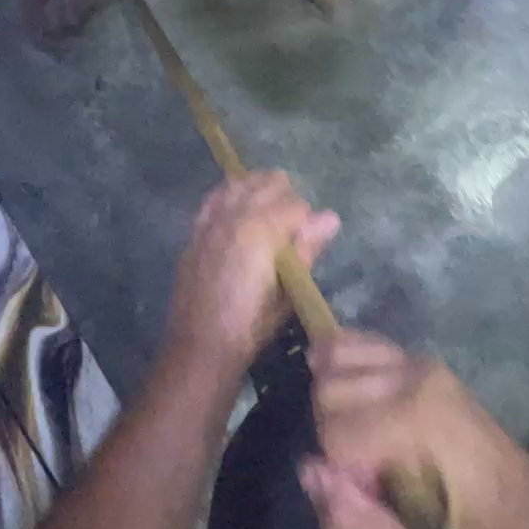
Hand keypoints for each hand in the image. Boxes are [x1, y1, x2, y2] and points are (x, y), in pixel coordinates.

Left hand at [164, 171, 339, 374]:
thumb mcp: (287, 293)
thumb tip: (331, 217)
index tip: (309, 240)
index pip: (296, 205)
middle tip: (293, 225)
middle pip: (269, 184)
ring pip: (241, 183)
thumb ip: (307, 249)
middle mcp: (237, 215)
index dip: (308, 220)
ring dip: (259, 188)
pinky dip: (231, 193)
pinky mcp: (197, 230)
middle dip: (286, 197)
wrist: (201, 345)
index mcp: (263, 230)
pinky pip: (215, 197)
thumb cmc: (251, 326)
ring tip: (270, 207)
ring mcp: (213, 220)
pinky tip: (238, 202)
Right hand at [300, 332, 519, 528]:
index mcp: (421, 415)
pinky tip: (351, 403)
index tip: (375, 500)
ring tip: (369, 448)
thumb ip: (363, 524)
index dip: (342, 477)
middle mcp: (416, 372)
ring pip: (335, 358)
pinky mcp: (419, 360)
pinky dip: (341, 365)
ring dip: (336, 407)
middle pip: (328, 390)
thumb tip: (309, 471)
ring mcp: (419, 359)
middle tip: (372, 480)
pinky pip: (358, 343)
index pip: (332, 432)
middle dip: (334, 439)